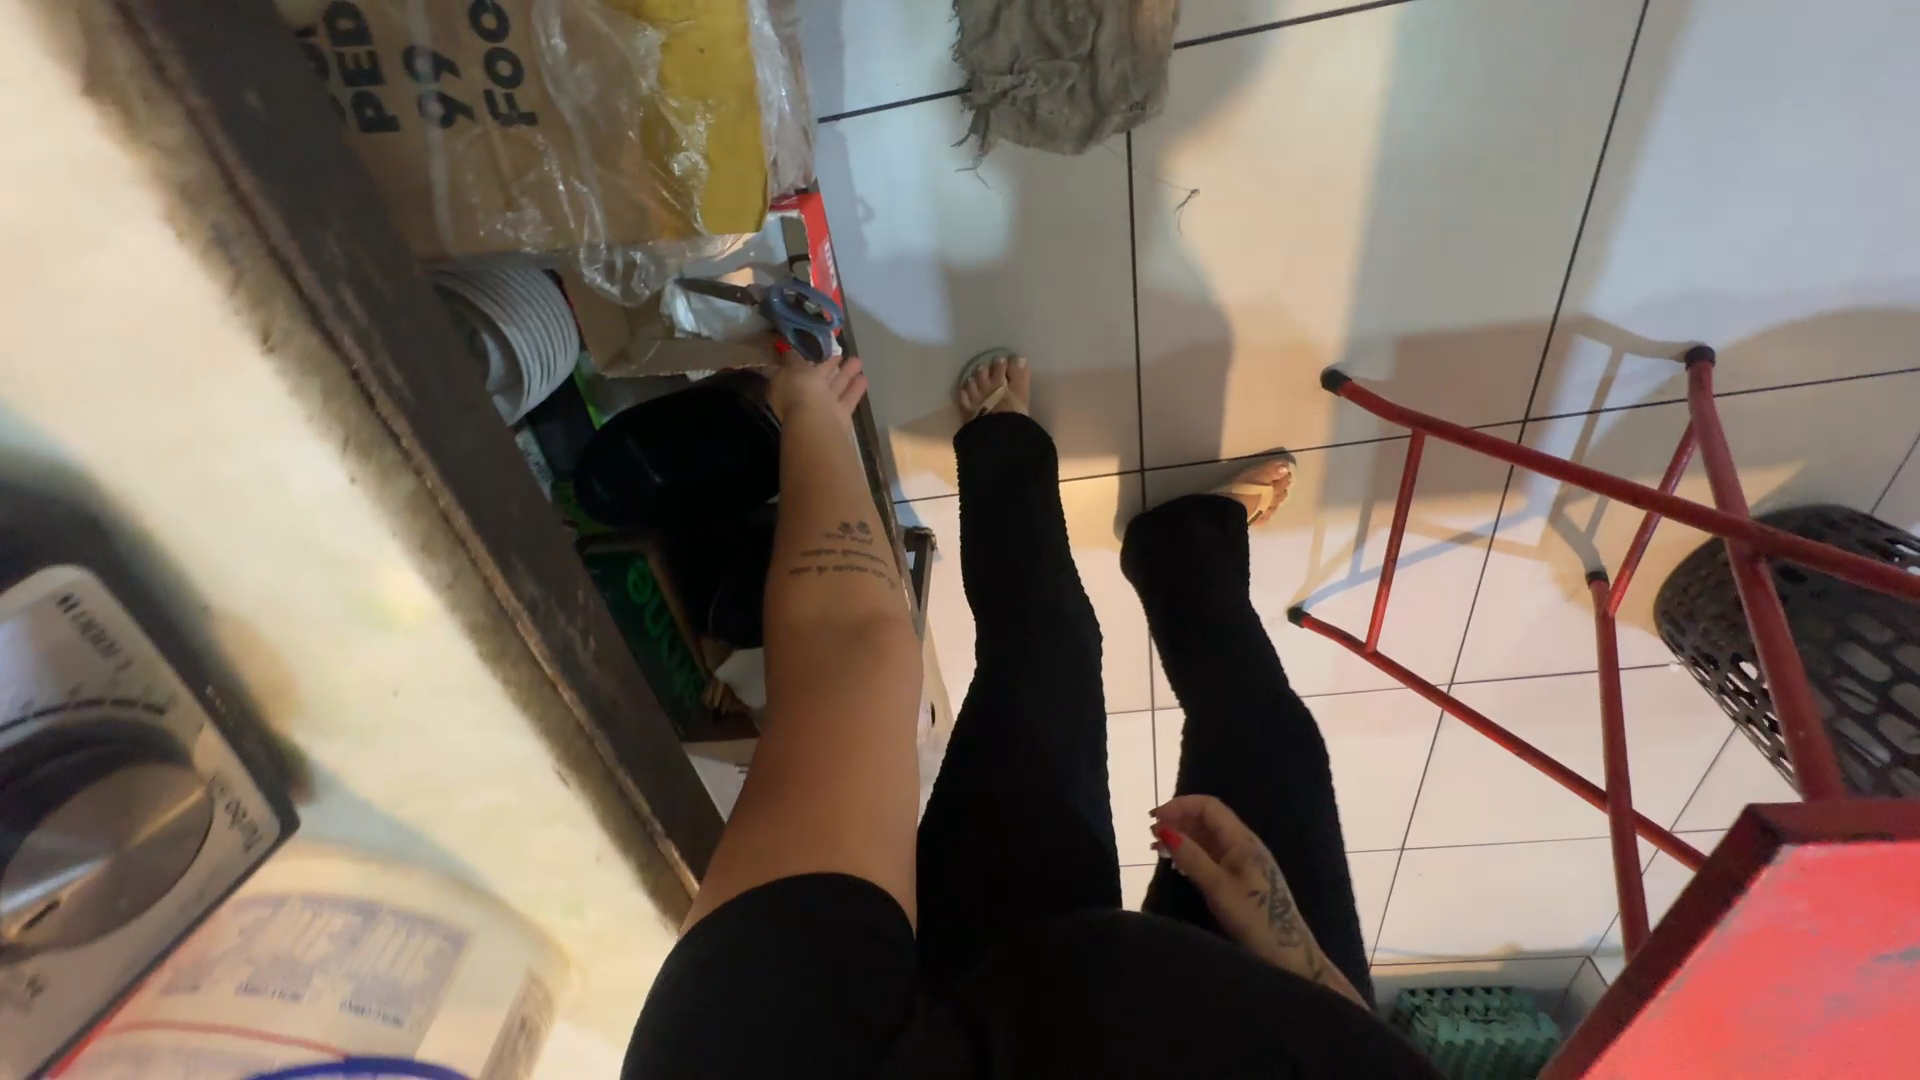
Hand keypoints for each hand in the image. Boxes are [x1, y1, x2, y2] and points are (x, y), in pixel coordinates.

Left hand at [767, 352, 866, 425]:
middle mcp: (802, 398)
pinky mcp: (839, 415)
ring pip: (834, 387)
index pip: (791, 371)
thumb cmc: (798, 390)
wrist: (815, 419)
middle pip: (816, 379)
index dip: (801, 360)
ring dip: (845, 374)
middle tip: (839, 353)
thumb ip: (792, 359)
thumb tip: (789, 353)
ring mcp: (821, 407)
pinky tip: (864, 378)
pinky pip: (847, 399)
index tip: (812, 348)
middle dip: (827, 366)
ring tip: (858, 360)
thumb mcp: (790, 368)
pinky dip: (854, 389)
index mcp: (785, 387)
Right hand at [1151, 795, 1363, 1005]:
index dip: (1179, 806)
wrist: (1289, 957)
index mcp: (1242, 840)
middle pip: (1206, 819)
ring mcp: (1242, 861)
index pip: (1208, 806)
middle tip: (1151, 835)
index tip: (1154, 818)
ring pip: (1206, 837)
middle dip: (1177, 820)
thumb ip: (1191, 857)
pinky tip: (1176, 863)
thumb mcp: (1218, 888)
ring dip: (1181, 836)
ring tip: (1157, 848)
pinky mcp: (1239, 878)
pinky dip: (1190, 852)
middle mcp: (1242, 844)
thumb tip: (1164, 829)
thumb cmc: (1255, 919)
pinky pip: (1210, 854)